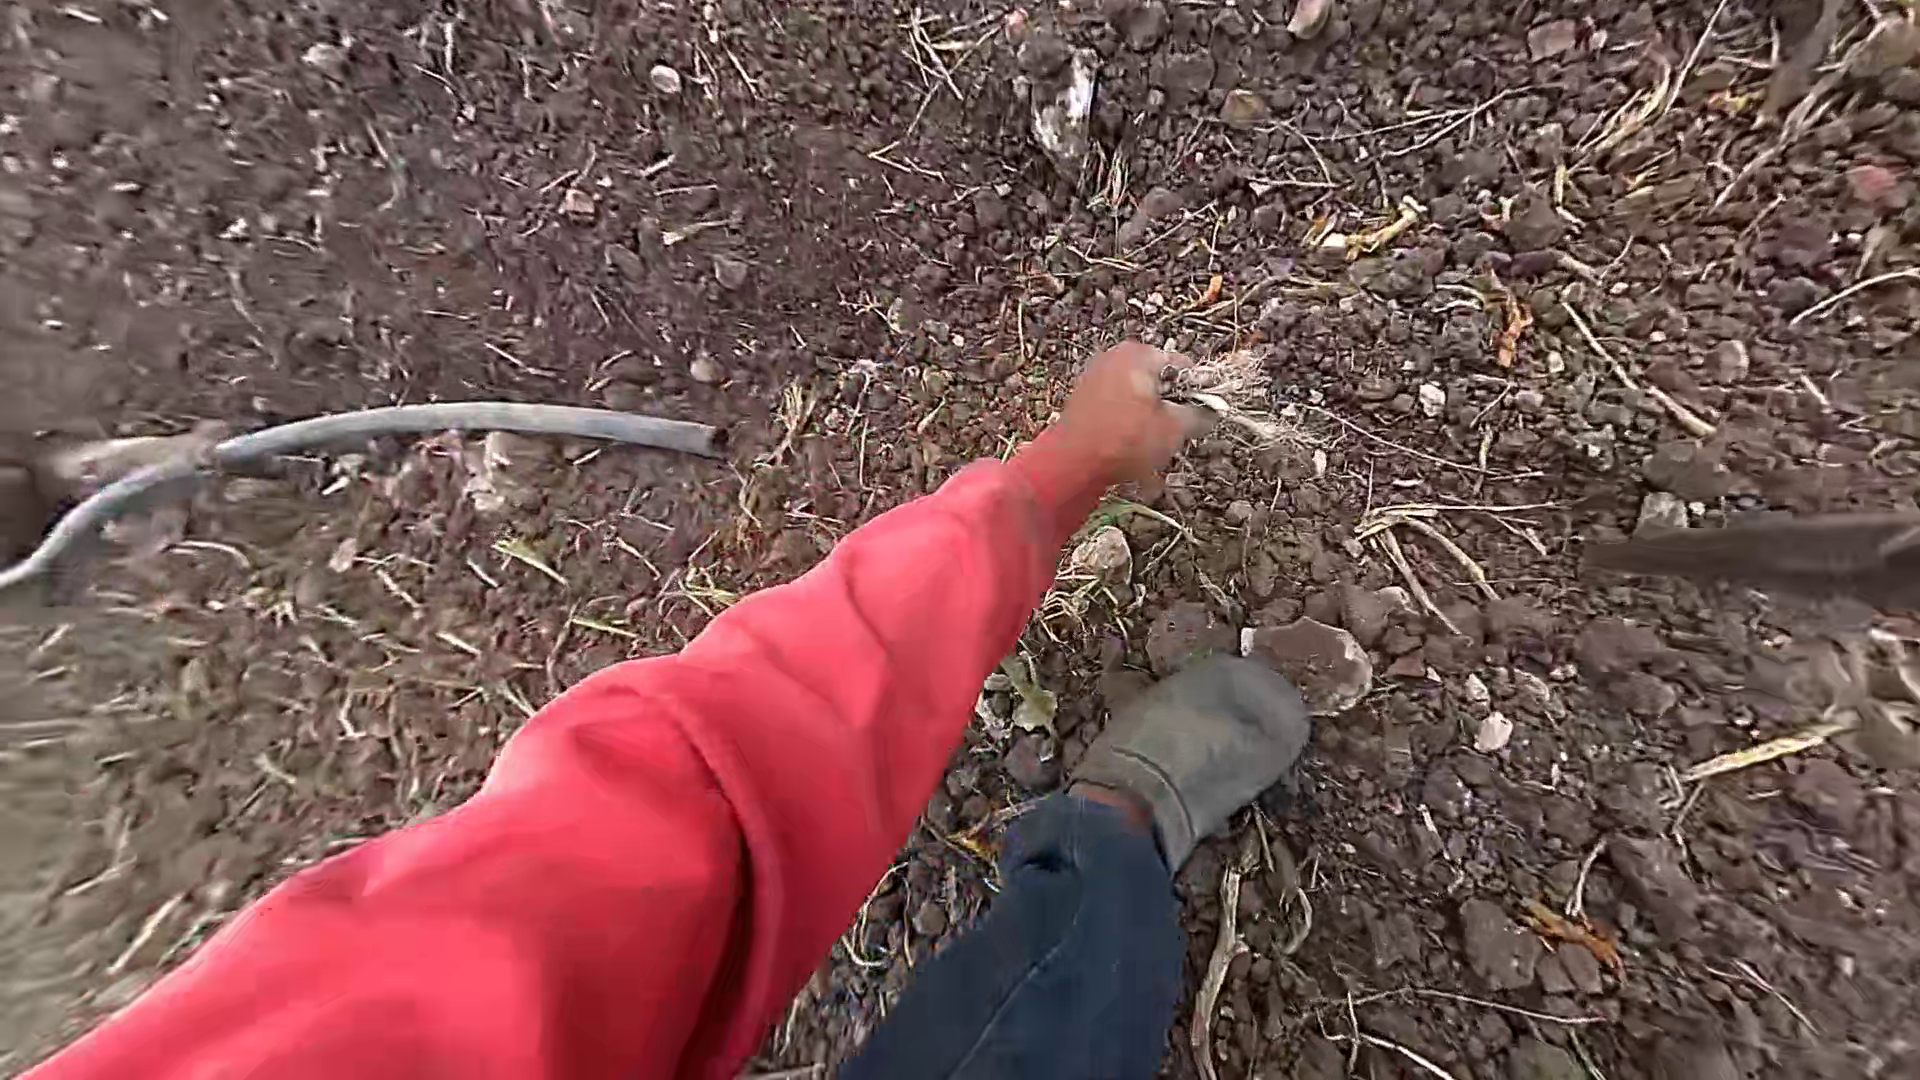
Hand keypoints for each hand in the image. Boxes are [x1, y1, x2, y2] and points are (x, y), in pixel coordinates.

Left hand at [1054, 342, 1206, 483]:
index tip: (1198, 417)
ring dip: (1147, 425)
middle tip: (1171, 436)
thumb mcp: (1174, 429)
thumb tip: (1208, 412)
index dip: (1195, 395)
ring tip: (1148, 451)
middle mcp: (1113, 359)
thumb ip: (1198, 415)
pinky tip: (1128, 454)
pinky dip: (1125, 431)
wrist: (1069, 465)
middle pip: (1157, 384)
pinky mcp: (1081, 403)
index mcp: (1138, 354)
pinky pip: (1115, 414)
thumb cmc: (1122, 441)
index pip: (1183, 367)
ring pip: (1136, 402)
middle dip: (1168, 411)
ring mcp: (1094, 379)